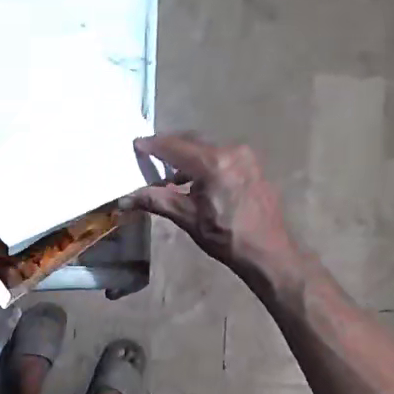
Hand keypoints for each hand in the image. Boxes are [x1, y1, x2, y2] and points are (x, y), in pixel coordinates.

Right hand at [131, 132, 299, 280]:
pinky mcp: (253, 166)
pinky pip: (221, 156)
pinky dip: (203, 163)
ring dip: (186, 157)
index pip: (175, 146)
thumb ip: (157, 201)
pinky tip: (194, 181)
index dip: (153, 145)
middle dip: (169, 148)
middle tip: (149, 155)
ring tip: (169, 175)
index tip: (136, 144)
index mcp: (214, 163)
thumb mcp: (188, 218)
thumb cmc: (227, 237)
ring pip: (207, 148)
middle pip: (192, 141)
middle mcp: (231, 151)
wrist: (268, 252)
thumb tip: (125, 199)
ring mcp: (245, 157)